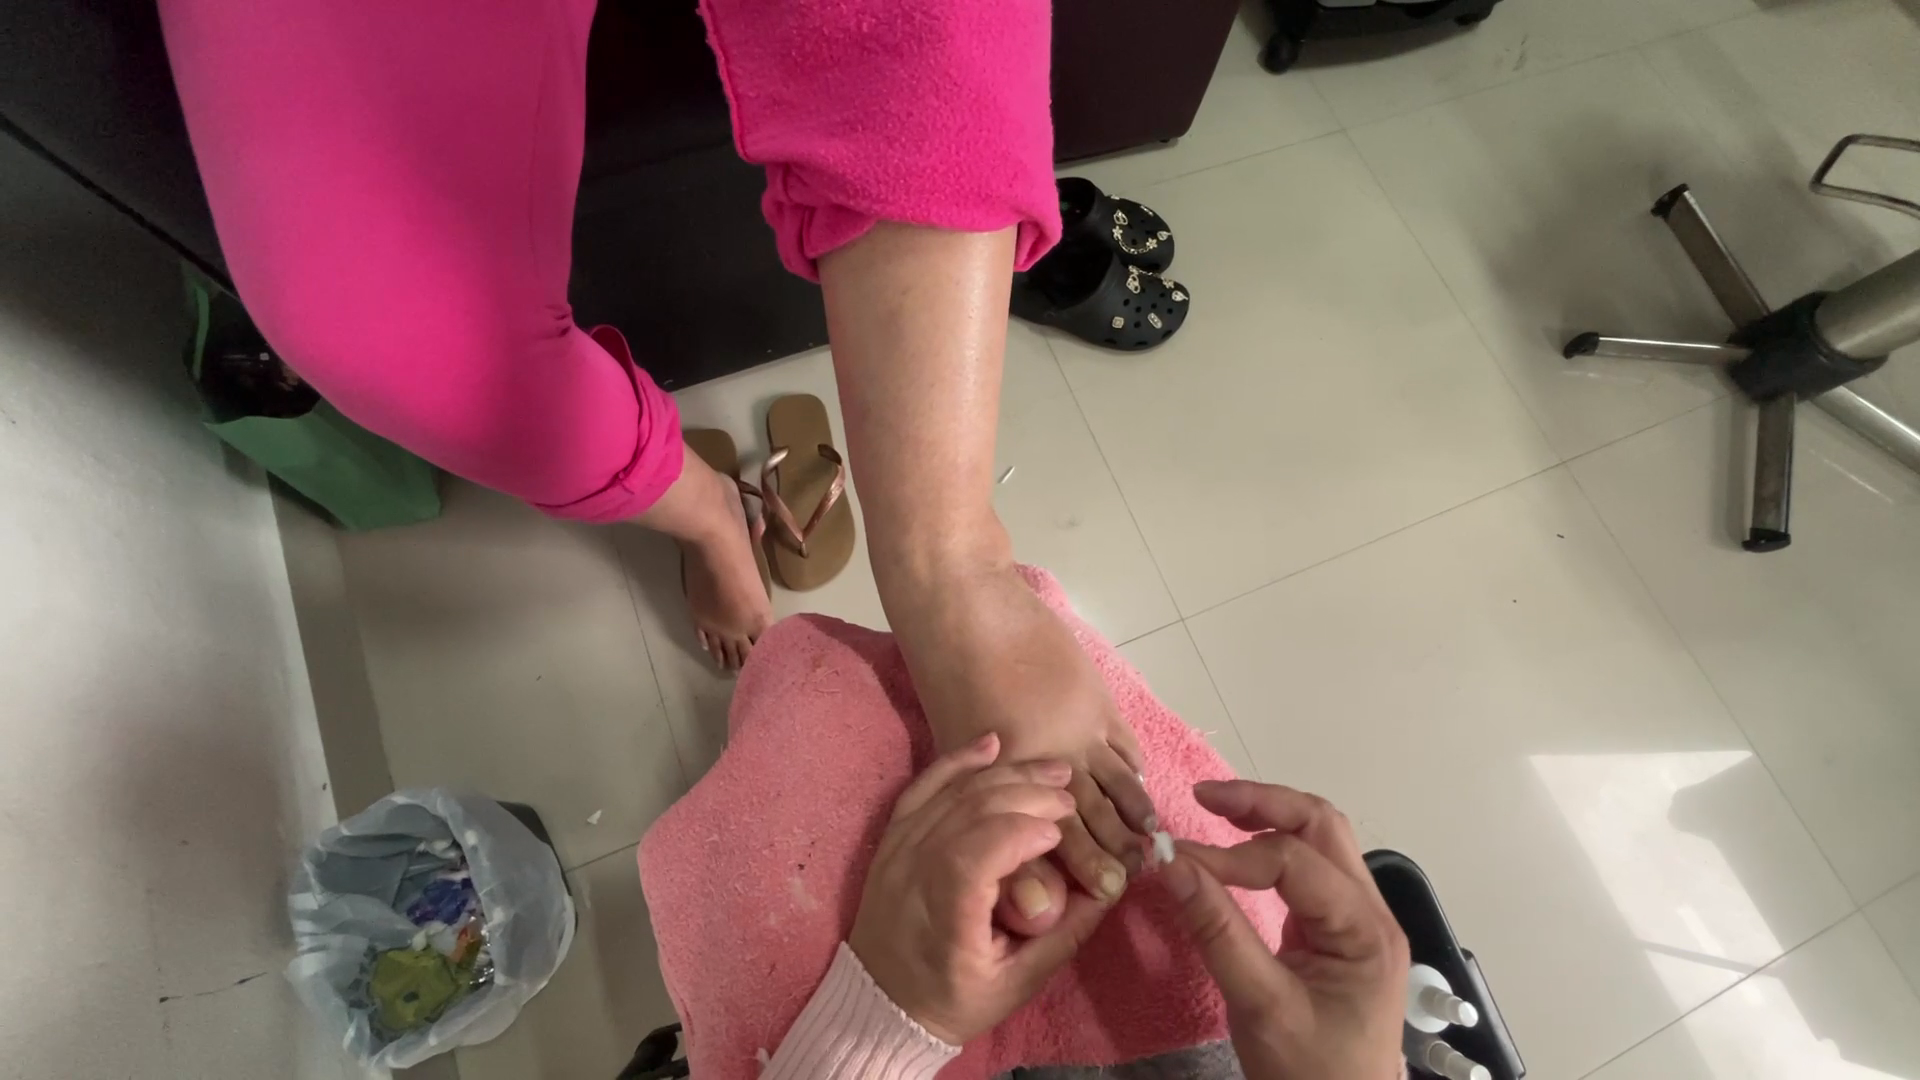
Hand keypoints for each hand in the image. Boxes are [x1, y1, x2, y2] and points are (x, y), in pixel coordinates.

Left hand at [849, 733, 1114, 1045]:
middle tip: (1070, 794)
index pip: (980, 854)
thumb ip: (1063, 935)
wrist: (879, 1001)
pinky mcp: (894, 833)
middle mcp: (915, 869)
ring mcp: (900, 846)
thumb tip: (1107, 887)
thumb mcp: (1016, 985)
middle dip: (1028, 793)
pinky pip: (924, 785)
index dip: (1024, 832)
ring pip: (954, 791)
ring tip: (1051, 769)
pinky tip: (992, 743)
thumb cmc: (953, 998)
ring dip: (1006, 773)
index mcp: (945, 914)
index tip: (1062, 832)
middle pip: (972, 810)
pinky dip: (958, 760)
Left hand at [892, 565, 1157, 929]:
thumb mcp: (955, 741)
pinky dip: (1136, 771)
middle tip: (1131, 881)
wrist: (965, 608)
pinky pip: (1127, 749)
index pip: (1054, 841)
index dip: (1079, 872)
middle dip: (1115, 856)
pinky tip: (1141, 787)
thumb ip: (985, 790)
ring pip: (1119, 790)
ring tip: (1147, 845)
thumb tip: (1011, 833)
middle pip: (1095, 823)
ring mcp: (1082, 732)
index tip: (1100, 896)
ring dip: (1135, 820)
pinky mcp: (1098, 701)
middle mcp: (1054, 763)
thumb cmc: (947, 673)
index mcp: (1012, 781)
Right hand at [1162, 781, 1408, 1079]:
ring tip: (1216, 809)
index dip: (1231, 855)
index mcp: (1364, 930)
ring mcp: (1358, 918)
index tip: (1177, 863)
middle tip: (1203, 798)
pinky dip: (1272, 842)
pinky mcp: (1338, 928)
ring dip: (1268, 814)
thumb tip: (1170, 861)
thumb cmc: (1310, 1074)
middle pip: (1320, 824)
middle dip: (1261, 802)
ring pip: (1319, 836)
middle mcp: (1370, 912)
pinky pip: (1309, 863)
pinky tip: (1238, 846)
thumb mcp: (1260, 1006)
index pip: (1292, 860)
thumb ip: (1217, 930)